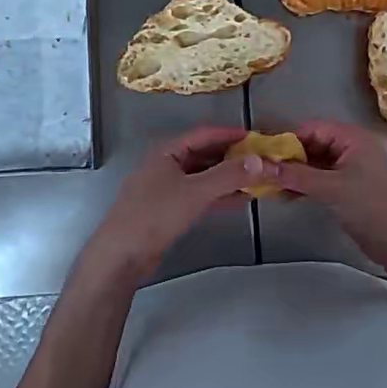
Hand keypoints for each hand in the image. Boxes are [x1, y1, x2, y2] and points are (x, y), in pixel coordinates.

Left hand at [71, 126, 266, 290]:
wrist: (122, 252)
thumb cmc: (154, 215)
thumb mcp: (194, 191)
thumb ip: (228, 175)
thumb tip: (261, 161)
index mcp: (165, 152)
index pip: (203, 135)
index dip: (231, 134)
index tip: (259, 138)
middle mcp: (164, 166)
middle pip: (203, 155)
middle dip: (233, 157)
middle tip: (263, 161)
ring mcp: (164, 189)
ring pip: (202, 177)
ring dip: (228, 178)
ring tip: (258, 180)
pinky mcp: (167, 210)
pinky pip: (198, 196)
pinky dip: (218, 195)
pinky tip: (240, 199)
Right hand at [275, 120, 386, 261]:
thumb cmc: (371, 206)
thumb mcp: (330, 188)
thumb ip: (295, 175)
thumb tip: (261, 165)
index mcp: (353, 139)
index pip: (312, 129)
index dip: (287, 139)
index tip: (264, 153)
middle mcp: (351, 149)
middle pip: (311, 145)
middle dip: (288, 158)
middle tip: (263, 170)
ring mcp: (350, 169)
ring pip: (313, 164)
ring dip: (293, 174)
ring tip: (269, 184)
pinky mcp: (347, 188)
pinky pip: (318, 179)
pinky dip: (302, 185)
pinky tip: (284, 195)